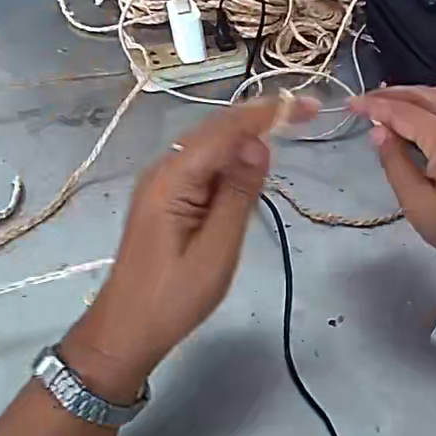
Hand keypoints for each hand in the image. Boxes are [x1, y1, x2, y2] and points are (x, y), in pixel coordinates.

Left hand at [63, 94, 316, 398]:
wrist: (126, 330)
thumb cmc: (173, 298)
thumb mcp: (217, 250)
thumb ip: (238, 194)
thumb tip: (260, 144)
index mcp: (172, 179)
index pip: (226, 130)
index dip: (269, 113)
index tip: (310, 106)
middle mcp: (164, 170)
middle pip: (217, 128)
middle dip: (263, 115)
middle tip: (308, 112)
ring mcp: (163, 182)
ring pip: (212, 143)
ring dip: (250, 132)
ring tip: (291, 125)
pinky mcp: (168, 196)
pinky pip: (205, 163)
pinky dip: (235, 155)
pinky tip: (255, 159)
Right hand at [348, 86, 435, 273]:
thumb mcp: (417, 202)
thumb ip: (395, 162)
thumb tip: (377, 131)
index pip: (406, 112)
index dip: (376, 106)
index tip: (351, 104)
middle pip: (425, 97)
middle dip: (391, 95)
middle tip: (362, 101)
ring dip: (412, 94)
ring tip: (386, 102)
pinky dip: (430, 101)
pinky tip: (415, 112)